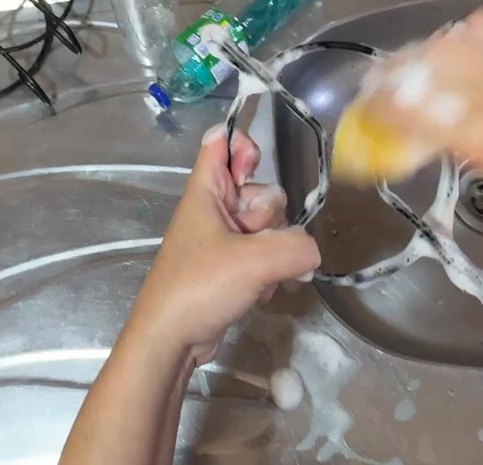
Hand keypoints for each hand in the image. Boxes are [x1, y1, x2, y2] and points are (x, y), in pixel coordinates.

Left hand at [124, 127, 320, 364]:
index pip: (220, 143)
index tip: (255, 163)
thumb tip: (311, 251)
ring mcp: (223, 238)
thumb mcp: (253, 261)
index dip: (242, 144)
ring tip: (254, 273)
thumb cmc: (200, 285)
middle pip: (259, 188)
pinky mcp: (231, 266)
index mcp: (206, 189)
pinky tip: (255, 291)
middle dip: (267, 214)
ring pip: (267, 226)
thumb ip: (295, 246)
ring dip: (271, 249)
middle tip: (252, 236)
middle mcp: (214, 208)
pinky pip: (264, 254)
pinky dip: (266, 270)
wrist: (170, 339)